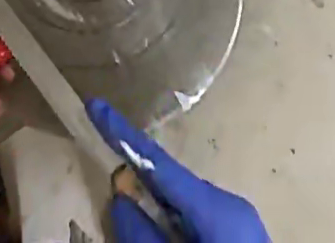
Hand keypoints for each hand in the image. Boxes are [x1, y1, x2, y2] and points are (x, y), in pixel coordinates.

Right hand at [87, 98, 268, 242]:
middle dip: (139, 187)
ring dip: (156, 217)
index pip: (158, 161)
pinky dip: (174, 232)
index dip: (121, 133)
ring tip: (144, 233)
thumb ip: (142, 236)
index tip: (93, 105)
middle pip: (169, 185)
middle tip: (114, 198)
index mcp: (217, 209)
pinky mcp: (241, 242)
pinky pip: (196, 227)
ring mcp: (240, 226)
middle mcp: (230, 208)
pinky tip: (164, 239)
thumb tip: (121, 201)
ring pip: (181, 208)